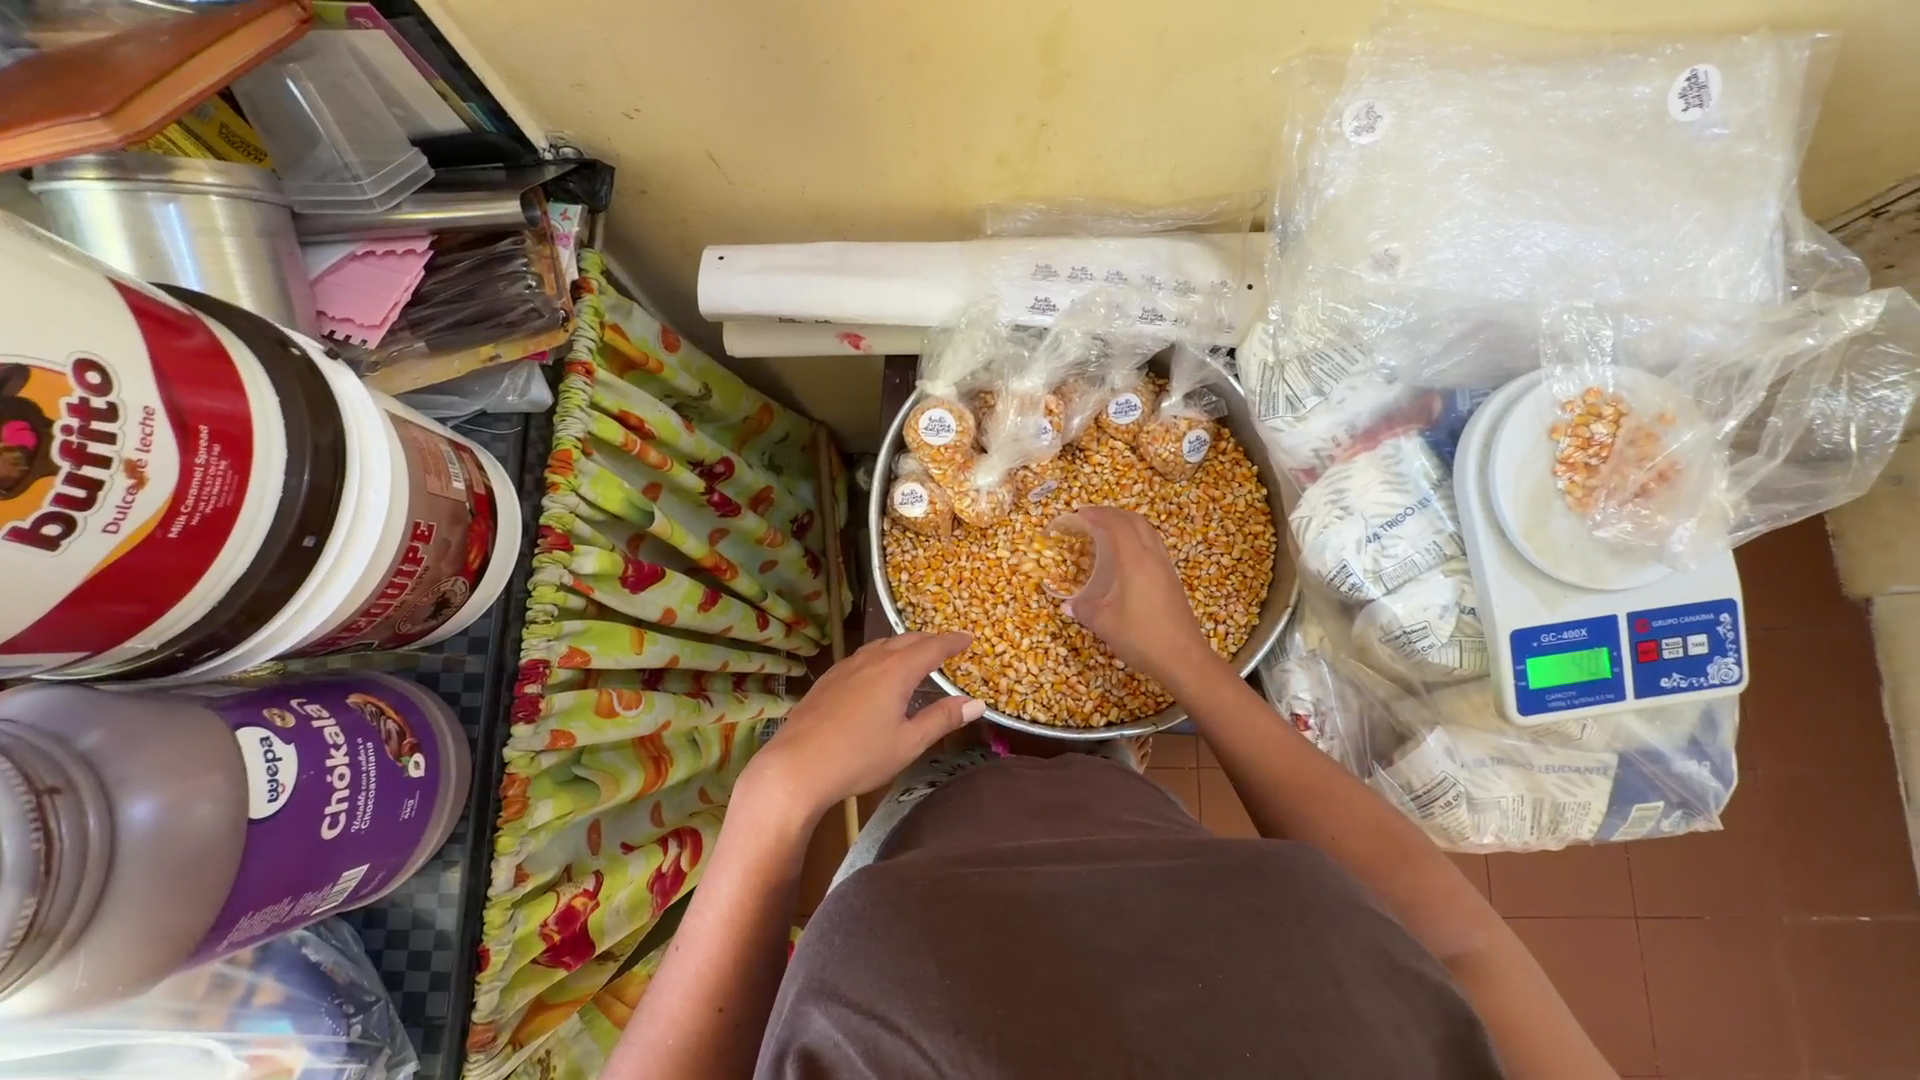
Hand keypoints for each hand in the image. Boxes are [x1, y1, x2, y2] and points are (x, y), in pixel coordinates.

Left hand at [741, 632, 984, 818]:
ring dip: (902, 645)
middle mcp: (871, 660)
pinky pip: (862, 657)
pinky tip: (876, 674)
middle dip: (929, 640)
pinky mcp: (827, 680)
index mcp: (896, 671)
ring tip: (914, 655)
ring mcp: (845, 668)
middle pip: (905, 640)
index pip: (932, 647)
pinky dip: (880, 656)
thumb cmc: (858, 757)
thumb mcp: (908, 743)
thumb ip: (942, 719)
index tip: (968, 639)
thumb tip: (976, 704)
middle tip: (946, 647)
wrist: (795, 767)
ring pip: (880, 646)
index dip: (952, 642)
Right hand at [1060, 506, 1214, 685]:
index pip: (1117, 524)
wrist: (1184, 659)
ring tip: (1110, 531)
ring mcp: (1167, 568)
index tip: (1080, 514)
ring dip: (1129, 524)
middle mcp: (1154, 557)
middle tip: (1093, 517)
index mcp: (1136, 561)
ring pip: (1149, 533)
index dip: (1098, 515)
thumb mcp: (1104, 624)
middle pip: (1137, 521)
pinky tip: (1128, 557)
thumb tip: (1067, 605)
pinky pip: (1155, 547)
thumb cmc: (1141, 637)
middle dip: (1114, 513)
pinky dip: (1138, 540)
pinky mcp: (1173, 581)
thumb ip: (1084, 609)